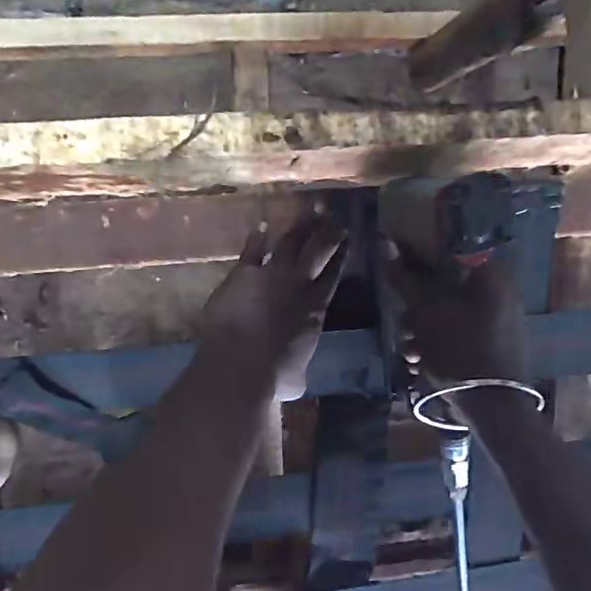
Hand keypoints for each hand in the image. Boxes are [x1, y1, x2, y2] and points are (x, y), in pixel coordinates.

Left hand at [200, 214, 348, 400]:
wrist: (242, 367)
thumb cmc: (274, 379)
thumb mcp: (295, 377)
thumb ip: (297, 368)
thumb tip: (296, 378)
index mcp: (316, 311)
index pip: (333, 275)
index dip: (341, 256)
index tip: (348, 238)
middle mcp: (299, 288)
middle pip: (318, 252)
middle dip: (328, 233)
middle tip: (335, 218)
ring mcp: (272, 277)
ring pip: (291, 244)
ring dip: (301, 227)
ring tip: (311, 211)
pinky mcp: (243, 275)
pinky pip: (252, 251)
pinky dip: (257, 238)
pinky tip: (262, 225)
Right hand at [382, 243, 527, 386]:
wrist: (494, 406)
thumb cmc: (459, 351)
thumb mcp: (426, 314)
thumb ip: (406, 281)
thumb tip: (386, 246)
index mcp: (489, 277)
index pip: (450, 249)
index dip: (418, 253)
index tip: (396, 264)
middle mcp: (500, 292)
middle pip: (448, 283)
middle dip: (418, 304)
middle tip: (403, 323)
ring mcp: (501, 320)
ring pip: (451, 311)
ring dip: (424, 328)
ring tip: (408, 351)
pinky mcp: (496, 343)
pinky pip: (462, 331)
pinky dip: (439, 341)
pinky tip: (420, 362)